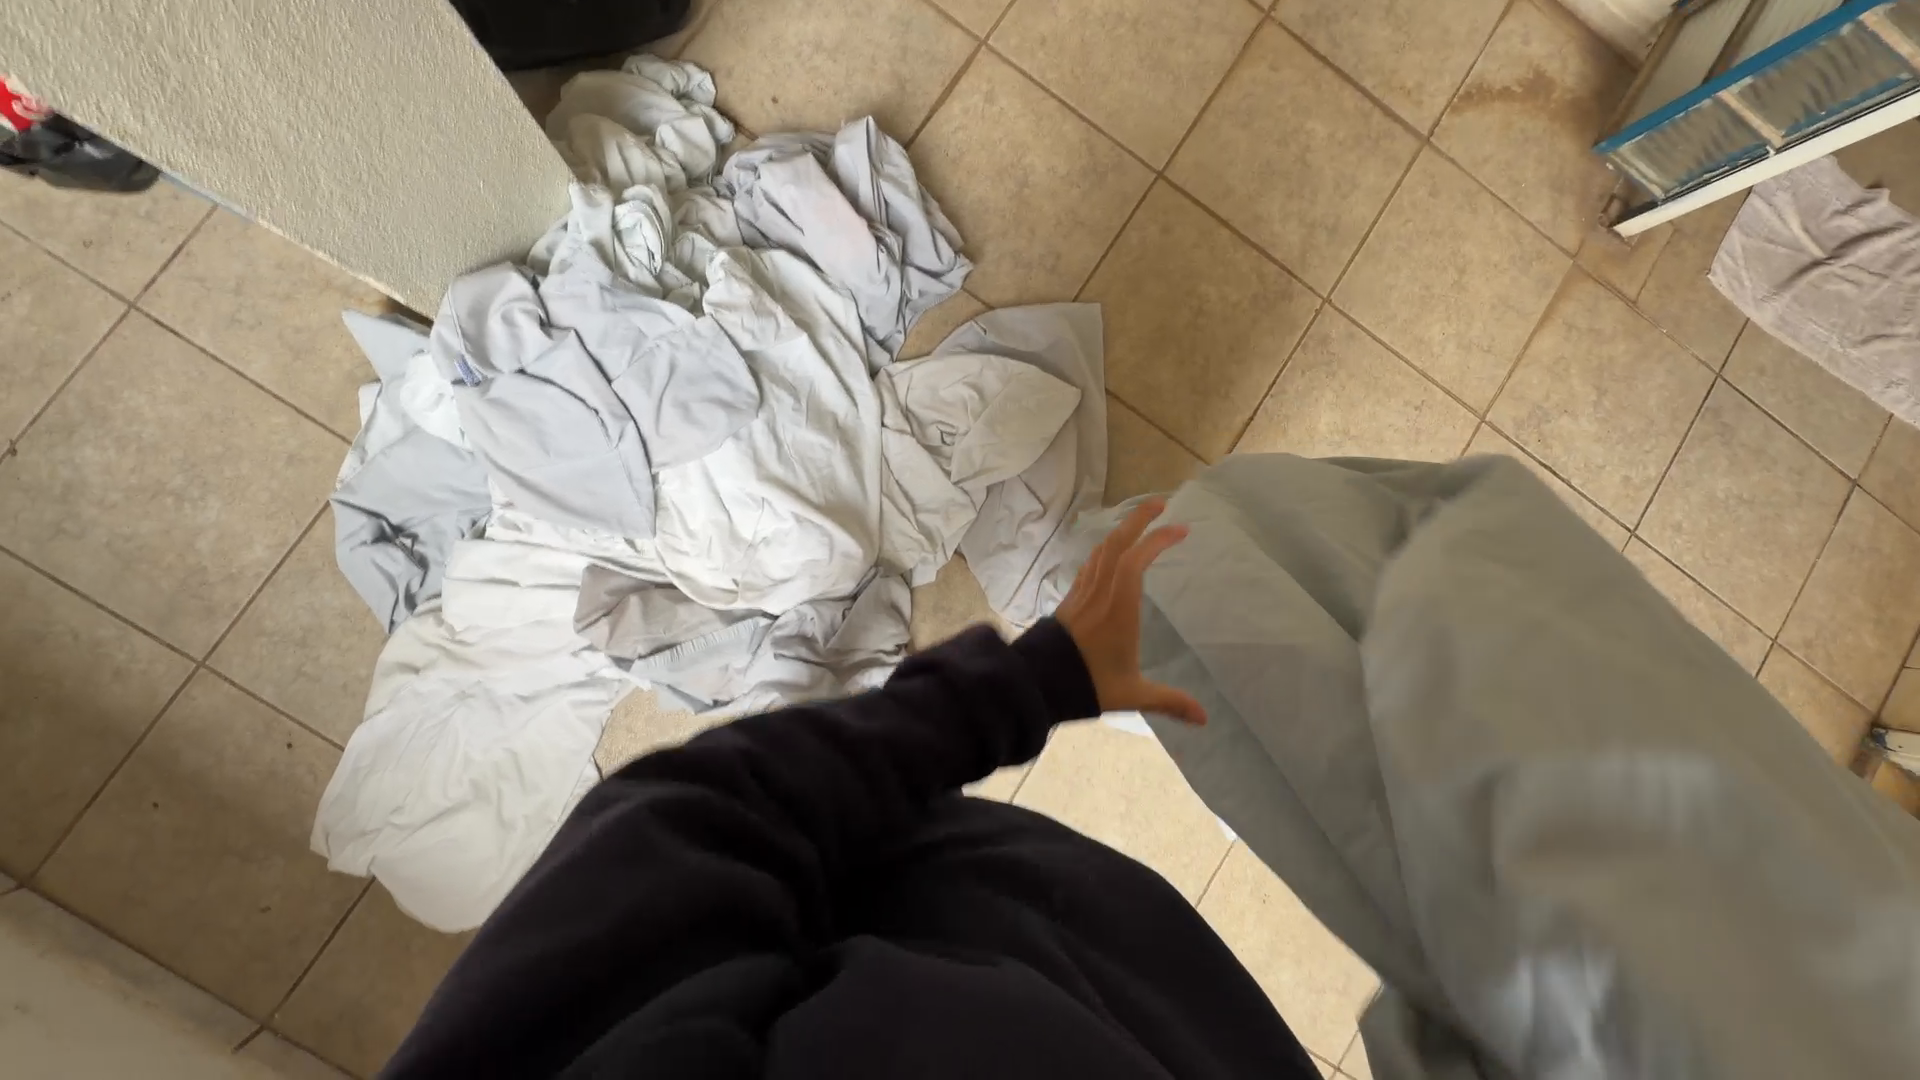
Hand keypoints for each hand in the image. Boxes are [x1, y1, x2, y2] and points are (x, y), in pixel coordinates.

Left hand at [1054, 498, 1206, 725]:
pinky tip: (1109, 554)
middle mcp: (1098, 593)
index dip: (1157, 541)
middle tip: (1161, 504)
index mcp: (1117, 608)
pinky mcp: (1070, 600)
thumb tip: (1204, 719)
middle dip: (1138, 520)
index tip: (1180, 529)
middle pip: (1116, 544)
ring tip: (1139, 522)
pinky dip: (1105, 551)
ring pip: (1100, 551)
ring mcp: (1081, 594)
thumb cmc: (1087, 684)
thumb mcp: (1131, 694)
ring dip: (1121, 531)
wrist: (1038, 683)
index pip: (1136, 561)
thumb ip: (1168, 701)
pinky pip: (1089, 565)